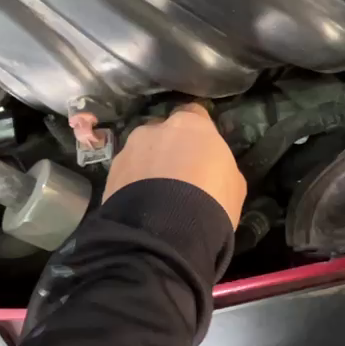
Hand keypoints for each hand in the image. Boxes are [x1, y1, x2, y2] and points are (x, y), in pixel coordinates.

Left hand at [102, 103, 245, 225]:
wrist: (168, 232)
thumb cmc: (212, 200)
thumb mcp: (234, 184)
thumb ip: (221, 166)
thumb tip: (213, 169)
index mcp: (191, 124)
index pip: (195, 114)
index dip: (199, 132)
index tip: (203, 150)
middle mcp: (155, 129)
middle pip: (163, 131)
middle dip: (169, 147)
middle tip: (179, 174)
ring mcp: (128, 150)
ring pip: (141, 152)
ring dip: (148, 166)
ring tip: (157, 194)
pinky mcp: (110, 174)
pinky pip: (126, 174)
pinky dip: (132, 185)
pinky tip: (143, 206)